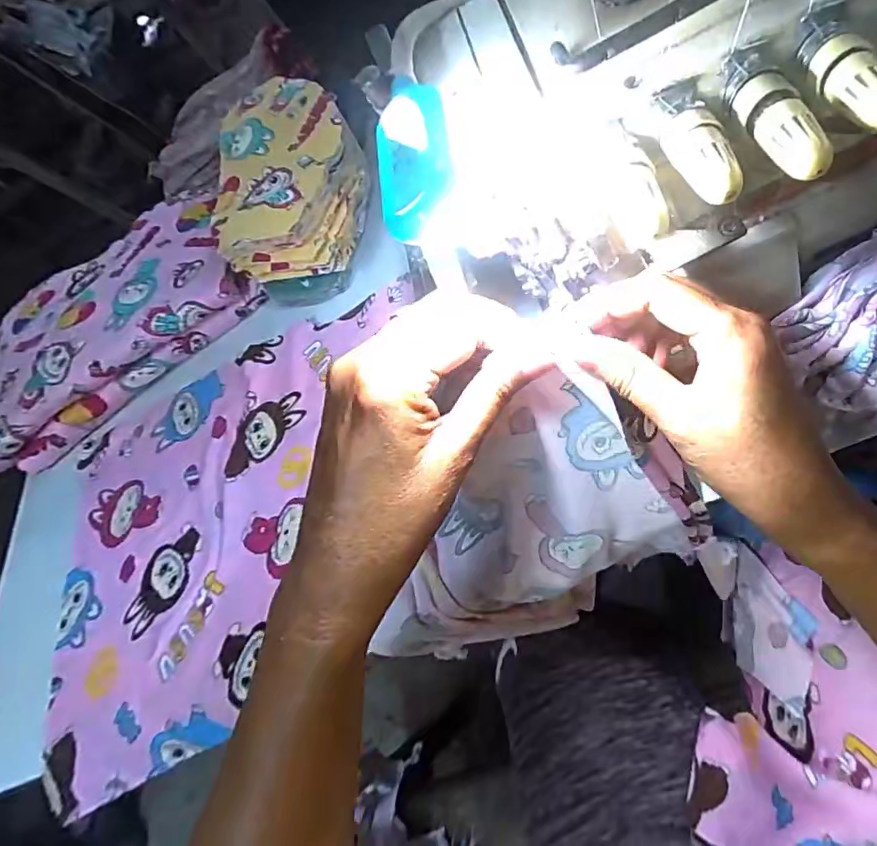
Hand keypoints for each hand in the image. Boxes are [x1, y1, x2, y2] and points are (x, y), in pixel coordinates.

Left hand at [280, 292, 548, 646]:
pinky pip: (400, 345)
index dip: (506, 331)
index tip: (538, 352)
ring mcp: (349, 366)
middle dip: (486, 326)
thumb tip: (540, 352)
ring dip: (462, 335)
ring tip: (499, 366)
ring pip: (419, 323)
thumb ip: (494, 391)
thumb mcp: (454, 454)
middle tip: (522, 357)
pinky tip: (461, 376)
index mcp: (386, 375)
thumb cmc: (398, 522)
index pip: (459, 323)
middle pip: (436, 312)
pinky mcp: (347, 379)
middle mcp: (361, 356)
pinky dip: (436, 350)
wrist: (336, 565)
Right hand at [563, 273, 866, 565]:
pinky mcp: (746, 354)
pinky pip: (697, 334)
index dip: (612, 303)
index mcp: (728, 328)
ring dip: (644, 328)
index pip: (657, 291)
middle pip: (669, 295)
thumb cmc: (743, 461)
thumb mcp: (679, 416)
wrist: (802, 497)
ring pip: (682, 314)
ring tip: (613, 357)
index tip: (577, 324)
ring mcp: (746, 335)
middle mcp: (740, 319)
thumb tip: (579, 349)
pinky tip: (648, 368)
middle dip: (625, 312)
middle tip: (588, 338)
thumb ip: (628, 374)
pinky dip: (667, 344)